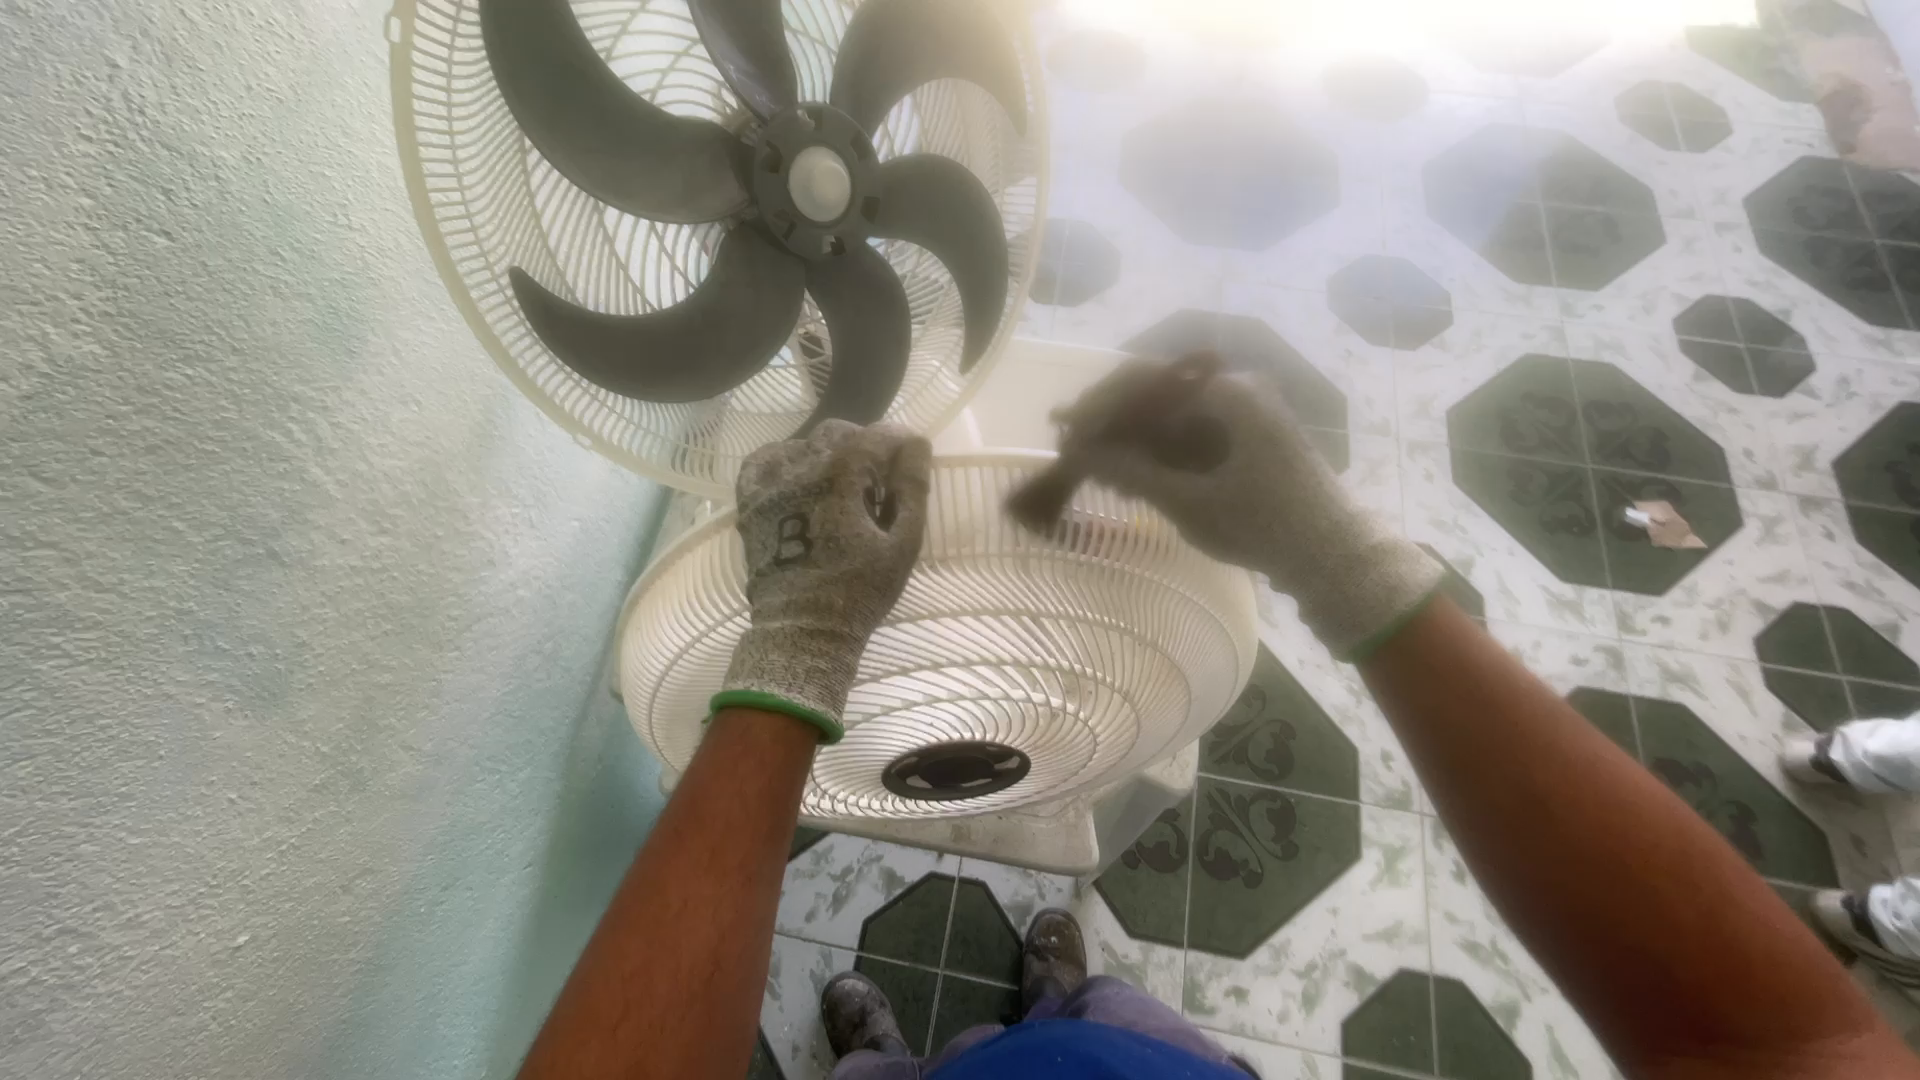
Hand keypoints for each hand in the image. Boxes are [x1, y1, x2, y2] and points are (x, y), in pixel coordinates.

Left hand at [713, 420, 931, 741]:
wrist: (803, 630)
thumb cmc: (860, 592)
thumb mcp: (902, 545)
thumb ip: (912, 491)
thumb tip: (918, 448)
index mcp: (841, 477)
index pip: (876, 437)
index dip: (900, 439)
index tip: (914, 452)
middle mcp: (802, 470)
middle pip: (838, 433)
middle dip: (865, 446)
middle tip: (881, 478)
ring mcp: (770, 486)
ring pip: (802, 444)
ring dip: (828, 453)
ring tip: (843, 482)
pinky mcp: (750, 504)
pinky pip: (762, 463)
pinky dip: (784, 460)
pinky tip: (800, 477)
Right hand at [1061, 357, 1440, 659]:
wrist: (1334, 556)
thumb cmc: (1264, 525)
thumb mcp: (1191, 502)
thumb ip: (1133, 472)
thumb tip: (1080, 453)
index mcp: (1227, 392)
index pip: (1146, 382)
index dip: (1099, 407)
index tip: (1065, 433)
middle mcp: (1236, 389)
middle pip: (1157, 394)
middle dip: (1113, 423)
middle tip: (1075, 450)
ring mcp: (1245, 412)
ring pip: (1171, 415)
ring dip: (1133, 439)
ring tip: (1100, 470)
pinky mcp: (1247, 437)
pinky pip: (1191, 433)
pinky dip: (1160, 452)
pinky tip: (1134, 477)